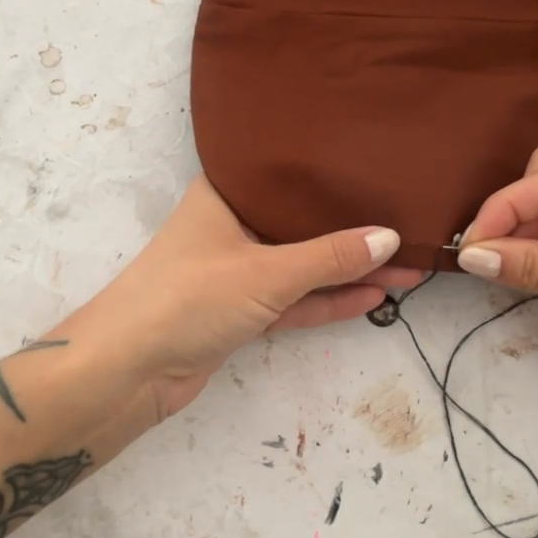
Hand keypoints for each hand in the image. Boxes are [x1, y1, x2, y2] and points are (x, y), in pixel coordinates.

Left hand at [55, 177, 419, 421]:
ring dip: (347, 270)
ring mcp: (234, 272)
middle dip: (350, 231)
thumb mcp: (266, 272)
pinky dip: (327, 300)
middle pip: (298, 223)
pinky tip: (372, 296)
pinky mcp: (238, 313)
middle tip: (409, 225)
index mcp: (225, 194)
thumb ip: (329, 258)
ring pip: (299, 266)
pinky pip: (292, 300)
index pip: (284, 174)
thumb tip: (390, 237)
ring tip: (407, 265)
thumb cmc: (190, 296)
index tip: (379, 169)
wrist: (129, 368)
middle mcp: (229, 226)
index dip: (330, 174)